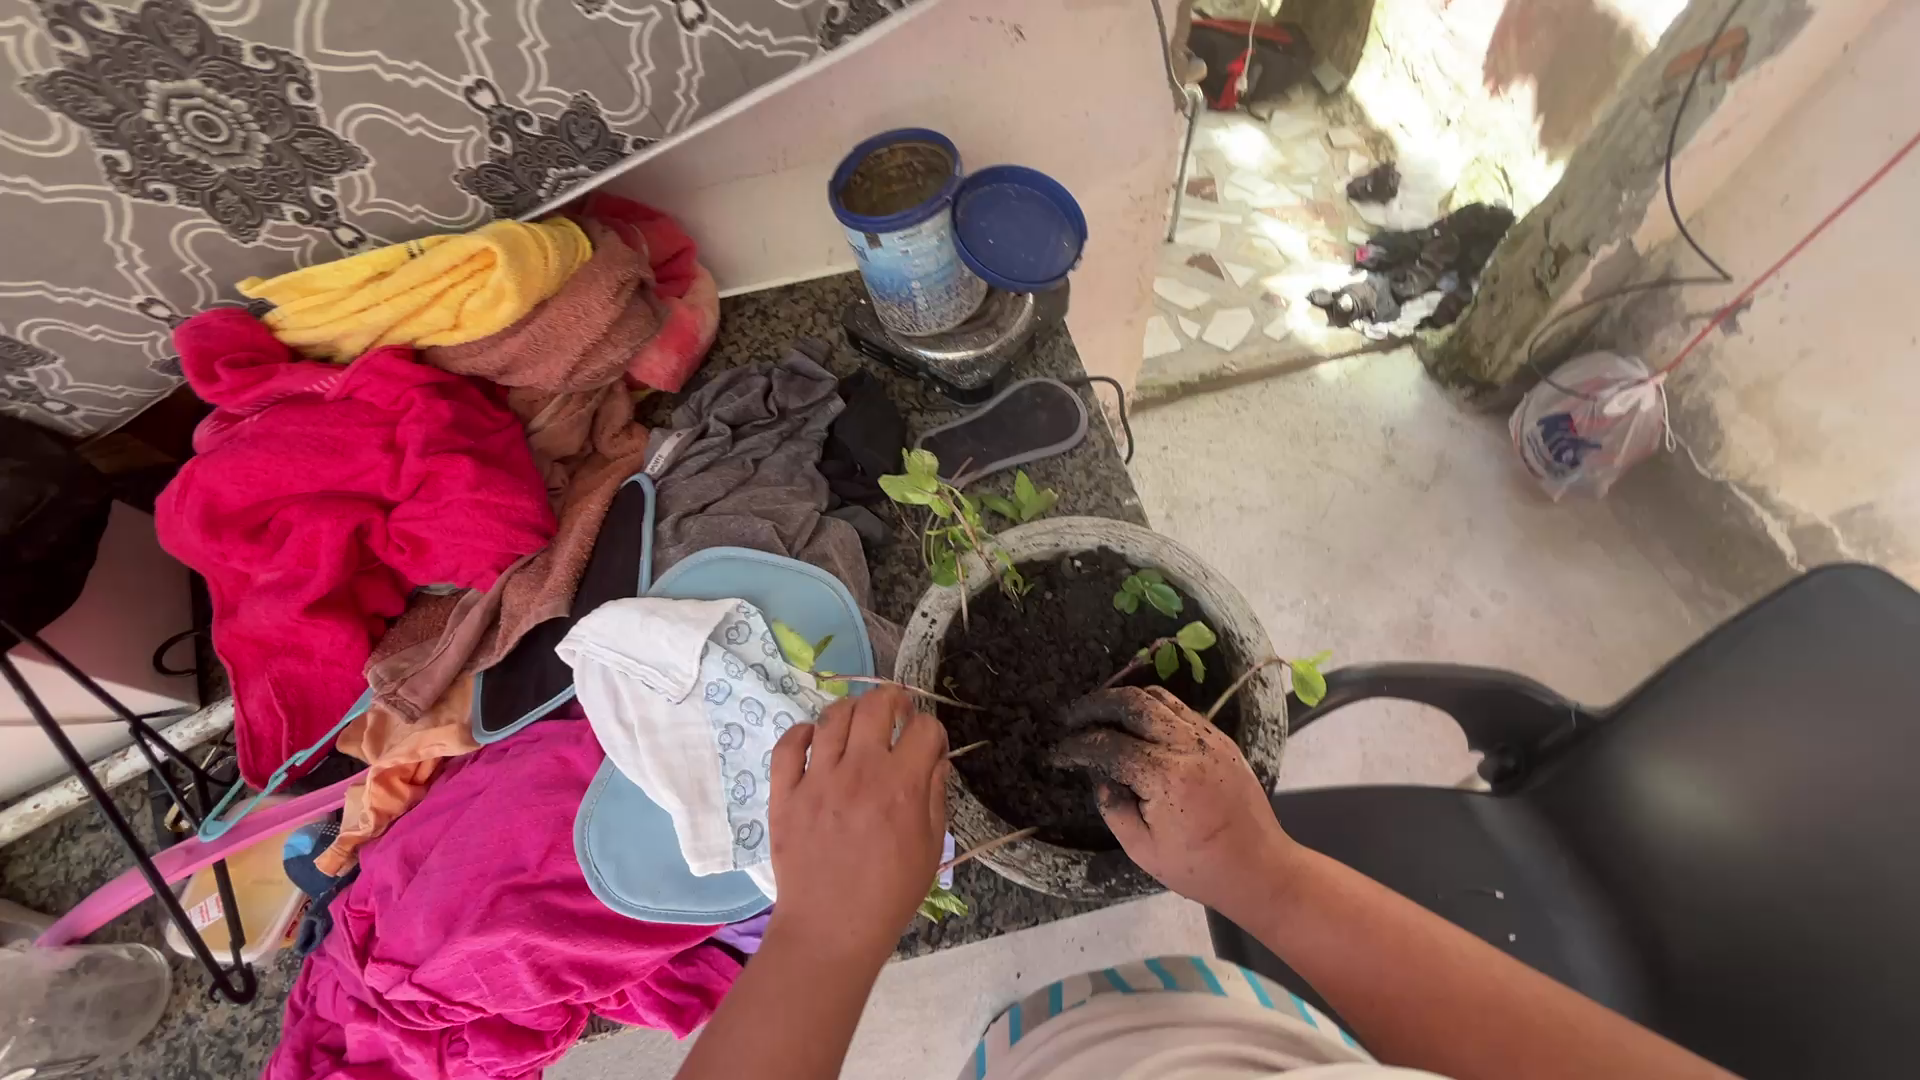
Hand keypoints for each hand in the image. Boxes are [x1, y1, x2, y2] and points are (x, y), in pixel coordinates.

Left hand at [768, 685, 948, 963]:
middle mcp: (860, 771)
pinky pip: (788, 745)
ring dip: (852, 709)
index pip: (925, 728)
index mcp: (901, 786)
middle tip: (897, 710)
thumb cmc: (889, 894)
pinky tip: (815, 738)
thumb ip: (935, 795)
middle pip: (876, 705)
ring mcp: (818, 780)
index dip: (933, 730)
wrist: (831, 931)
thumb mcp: (930, 847)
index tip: (929, 742)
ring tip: (859, 722)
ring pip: (834, 716)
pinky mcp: (785, 794)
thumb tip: (935, 759)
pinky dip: (801, 732)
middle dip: (893, 699)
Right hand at [1052, 686, 1295, 919]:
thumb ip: (1113, 808)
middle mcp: (1188, 746)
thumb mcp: (1143, 850)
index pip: (1109, 745)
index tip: (1059, 754)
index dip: (1077, 746)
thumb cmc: (1200, 868)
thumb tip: (1100, 776)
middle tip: (1072, 717)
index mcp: (1166, 777)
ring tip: (1101, 715)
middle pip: (1132, 702)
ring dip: (1123, 700)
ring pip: (1157, 697)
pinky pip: (1179, 709)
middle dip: (1095, 705)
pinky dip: (1150, 709)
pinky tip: (1136, 726)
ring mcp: (1208, 738)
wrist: (1261, 869)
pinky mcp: (1220, 739)